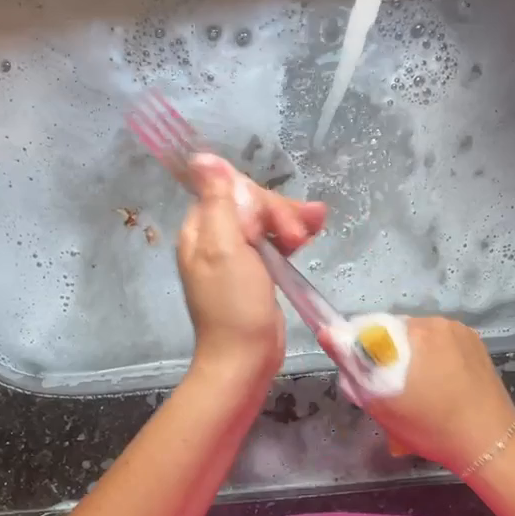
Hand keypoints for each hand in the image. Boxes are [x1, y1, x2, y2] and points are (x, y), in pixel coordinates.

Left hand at [177, 153, 326, 380]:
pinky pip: (271, 243)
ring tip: (314, 233)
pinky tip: (311, 236)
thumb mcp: (224, 248)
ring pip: (264, 222)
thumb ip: (218, 202)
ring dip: (290, 222)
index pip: (231, 190)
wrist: (245, 359)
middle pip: (250, 205)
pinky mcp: (255, 274)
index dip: (260, 200)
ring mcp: (235, 258)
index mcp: (200, 231)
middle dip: (279, 213)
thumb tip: (202, 157)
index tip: (280, 223)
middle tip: (300, 236)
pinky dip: (290, 237)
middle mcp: (213, 240)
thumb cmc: (235, 306)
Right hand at [343, 317, 514, 473]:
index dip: (360, 352)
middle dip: (388, 355)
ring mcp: (459, 330)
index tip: (367, 380)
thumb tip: (327, 332)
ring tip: (420, 392)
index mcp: (410, 332)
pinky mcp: (475, 342)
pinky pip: (441, 343)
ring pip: (418, 338)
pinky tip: (441, 387)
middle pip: (394, 332)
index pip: (367, 327)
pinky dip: (435, 359)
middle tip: (394, 393)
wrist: (486, 442)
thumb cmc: (427, 426)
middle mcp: (434, 322)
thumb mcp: (379, 402)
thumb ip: (351, 364)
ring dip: (412, 357)